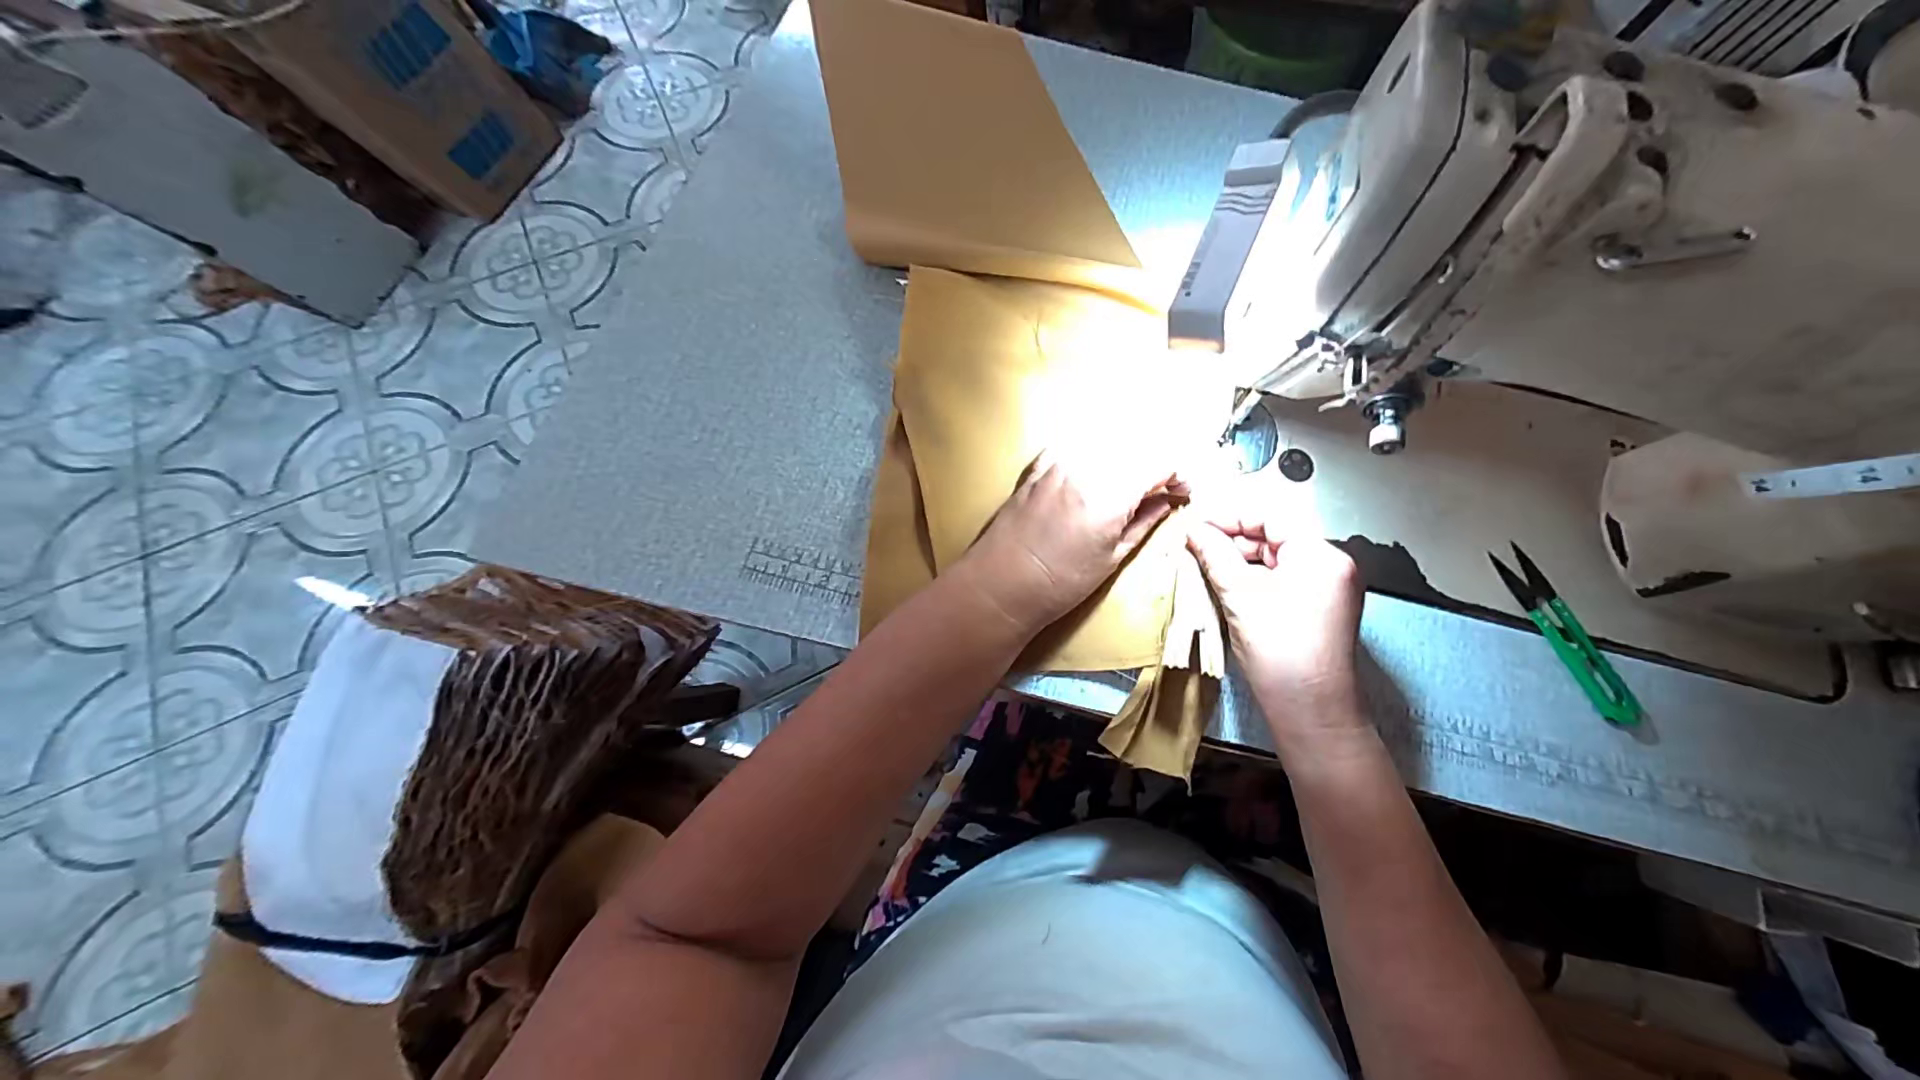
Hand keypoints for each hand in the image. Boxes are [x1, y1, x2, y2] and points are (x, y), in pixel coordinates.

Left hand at [955, 448, 1183, 636]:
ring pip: (1106, 435)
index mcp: (1110, 490)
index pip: (1160, 459)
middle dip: (1156, 459)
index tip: (1182, 490)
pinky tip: (1096, 470)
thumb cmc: (1060, 582)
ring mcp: (1057, 459)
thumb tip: (1166, 500)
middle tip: (1160, 486)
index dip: (1178, 473)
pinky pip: (1075, 441)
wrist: (1000, 583)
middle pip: (1137, 440)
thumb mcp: (1112, 557)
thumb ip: (1144, 520)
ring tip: (1130, 479)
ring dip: (1126, 451)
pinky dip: (1094, 450)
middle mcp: (1085, 464)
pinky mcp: (1038, 464)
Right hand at [1184, 498, 1365, 757]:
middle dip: (1235, 539)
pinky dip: (1256, 578)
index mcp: (1321, 555)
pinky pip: (1285, 579)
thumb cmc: (1280, 650)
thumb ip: (1215, 554)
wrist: (1310, 708)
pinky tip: (1230, 585)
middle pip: (1276, 537)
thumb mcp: (1239, 594)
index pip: (1271, 518)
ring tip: (1208, 566)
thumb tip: (1195, 530)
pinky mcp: (1321, 608)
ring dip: (1243, 560)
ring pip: (1278, 559)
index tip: (1199, 525)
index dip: (1231, 518)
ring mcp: (1330, 588)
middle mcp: (1333, 566)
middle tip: (1198, 546)